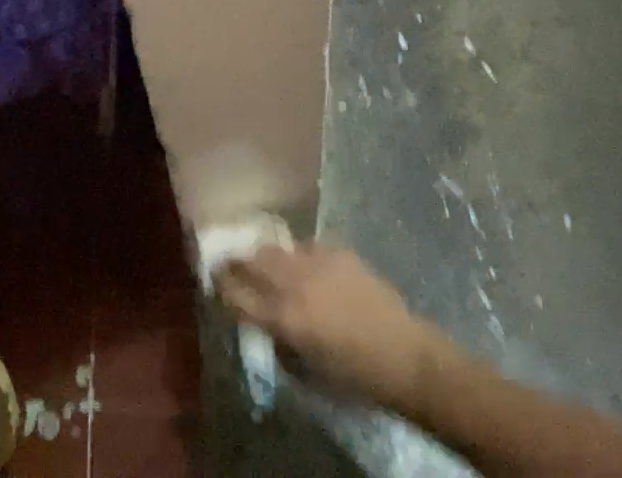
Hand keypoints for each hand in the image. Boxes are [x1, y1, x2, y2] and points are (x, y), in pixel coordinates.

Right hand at [218, 244, 452, 411]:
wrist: (405, 355)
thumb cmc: (355, 375)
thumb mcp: (305, 368)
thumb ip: (278, 340)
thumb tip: (265, 322)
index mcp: (281, 318)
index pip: (234, 293)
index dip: (221, 287)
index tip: (216, 283)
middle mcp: (292, 284)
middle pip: (248, 260)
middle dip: (235, 262)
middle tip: (232, 265)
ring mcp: (315, 264)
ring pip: (275, 248)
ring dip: (267, 257)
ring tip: (269, 264)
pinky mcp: (338, 252)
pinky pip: (307, 247)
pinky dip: (300, 256)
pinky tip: (309, 267)